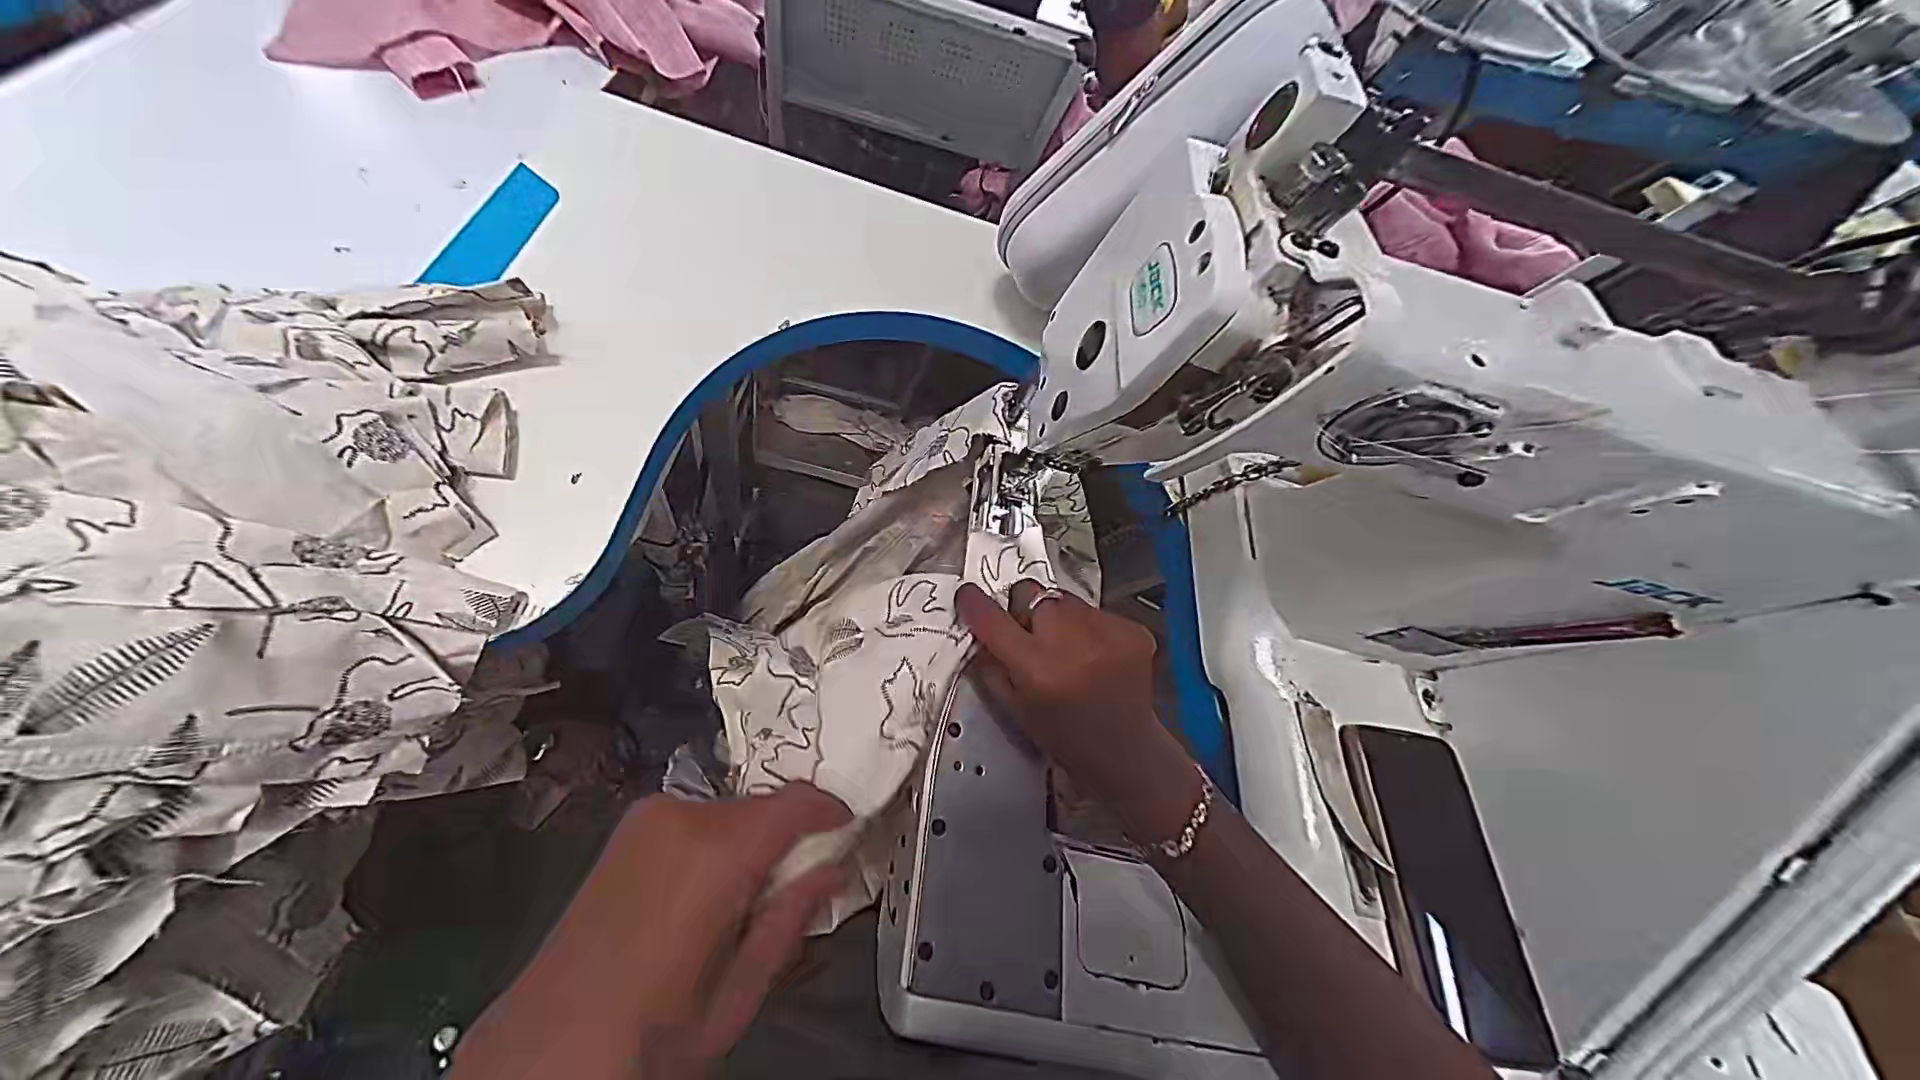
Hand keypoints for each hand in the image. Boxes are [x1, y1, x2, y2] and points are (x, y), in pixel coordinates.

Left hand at [453, 784, 851, 1079]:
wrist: (540, 1050)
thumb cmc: (648, 1034)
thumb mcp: (736, 994)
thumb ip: (790, 920)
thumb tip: (833, 871)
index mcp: (716, 852)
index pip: (796, 803)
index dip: (831, 811)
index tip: (849, 829)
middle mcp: (682, 816)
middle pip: (763, 807)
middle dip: (789, 837)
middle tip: (799, 882)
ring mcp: (648, 817)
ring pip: (731, 811)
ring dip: (752, 840)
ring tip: (746, 898)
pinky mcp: (627, 829)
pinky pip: (697, 818)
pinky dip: (718, 841)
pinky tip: (705, 892)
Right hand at [956, 579, 1198, 840]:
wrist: (1125, 751)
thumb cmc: (1066, 736)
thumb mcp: (1015, 707)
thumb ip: (991, 663)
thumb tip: (977, 624)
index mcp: (1038, 670)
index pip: (994, 620)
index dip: (975, 605)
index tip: (969, 597)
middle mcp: (1073, 645)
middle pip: (1032, 594)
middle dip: (1026, 612)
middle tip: (1033, 639)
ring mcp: (1107, 634)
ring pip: (1064, 598)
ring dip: (1058, 617)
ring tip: (1068, 650)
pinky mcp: (1132, 630)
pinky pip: (1095, 609)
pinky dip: (1089, 626)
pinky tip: (1094, 655)